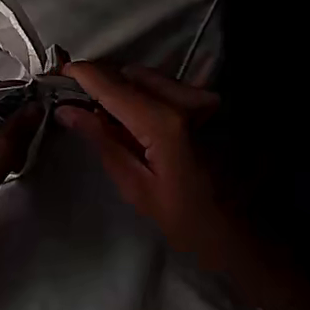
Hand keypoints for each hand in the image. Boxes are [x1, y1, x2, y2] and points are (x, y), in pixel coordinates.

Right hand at [56, 61, 236, 264]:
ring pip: (150, 77)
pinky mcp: (214, 104)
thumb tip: (67, 110)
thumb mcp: (138, 188)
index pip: (111, 84)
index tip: (56, 75)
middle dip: (102, 84)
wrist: (253, 236)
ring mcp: (205, 98)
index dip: (81, 74)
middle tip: (79, 104)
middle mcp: (187, 99)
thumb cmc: (191, 222)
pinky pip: (170, 87)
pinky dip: (148, 95)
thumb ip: (102, 141)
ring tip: (109, 118)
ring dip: (125, 90)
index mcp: (165, 122)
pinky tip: (140, 122)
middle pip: (130, 74)